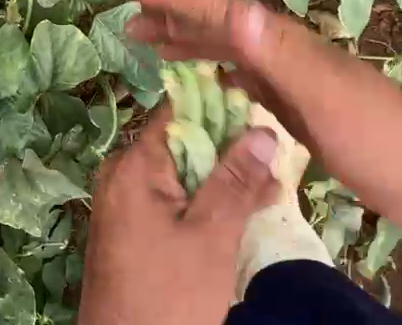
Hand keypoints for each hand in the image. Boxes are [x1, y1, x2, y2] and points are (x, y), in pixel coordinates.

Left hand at [78, 107, 281, 324]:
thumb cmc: (169, 295)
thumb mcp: (211, 236)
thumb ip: (236, 181)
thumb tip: (264, 129)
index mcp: (135, 163)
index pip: (179, 112)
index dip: (219, 106)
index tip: (260, 105)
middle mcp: (123, 172)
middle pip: (182, 142)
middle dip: (228, 148)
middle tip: (278, 154)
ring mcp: (124, 201)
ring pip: (181, 173)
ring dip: (222, 178)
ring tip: (271, 184)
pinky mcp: (132, 228)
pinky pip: (171, 199)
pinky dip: (203, 201)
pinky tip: (241, 210)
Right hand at [127, 0, 401, 238]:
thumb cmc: (379, 138)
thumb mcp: (325, 94)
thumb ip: (280, 54)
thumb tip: (237, 10)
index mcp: (284, 43)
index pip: (221, 10)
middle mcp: (282, 54)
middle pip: (219, 28)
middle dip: (174, 21)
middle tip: (131, 25)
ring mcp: (291, 82)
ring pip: (229, 55)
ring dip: (191, 47)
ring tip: (154, 49)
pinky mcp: (298, 110)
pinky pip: (245, 84)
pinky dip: (218, 78)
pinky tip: (207, 87)